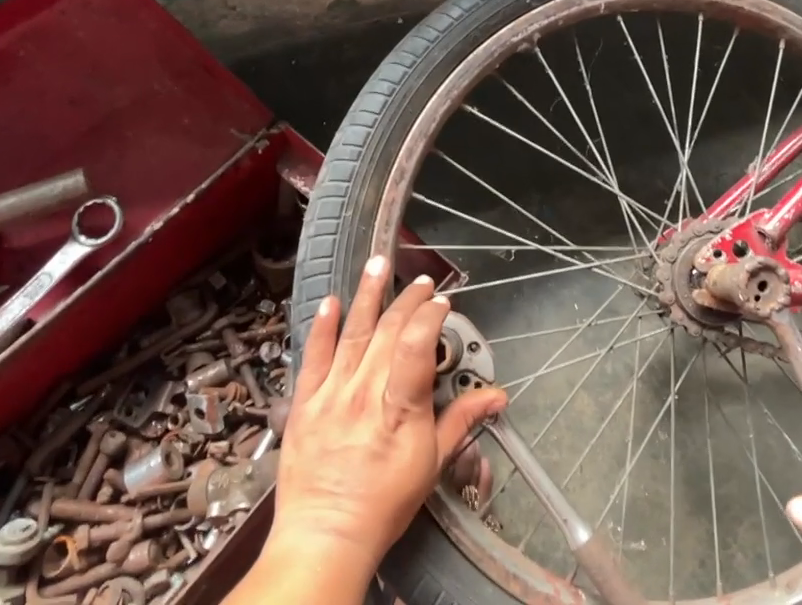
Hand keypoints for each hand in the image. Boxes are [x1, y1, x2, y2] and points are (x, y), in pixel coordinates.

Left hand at [269, 252, 507, 573]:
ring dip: (368, 296)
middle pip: (388, 333)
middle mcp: (364, 395)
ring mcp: (331, 396)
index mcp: (399, 410)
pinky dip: (323, 327)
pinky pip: (314, 356)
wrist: (324, 537)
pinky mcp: (304, 404)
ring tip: (379, 264)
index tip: (442, 303)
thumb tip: (497, 396)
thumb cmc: (383, 504)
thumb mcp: (432, 464)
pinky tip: (332, 301)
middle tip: (422, 281)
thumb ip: (461, 420)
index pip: (416, 347)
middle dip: (408, 301)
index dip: (430, 317)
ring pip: (353, 334)